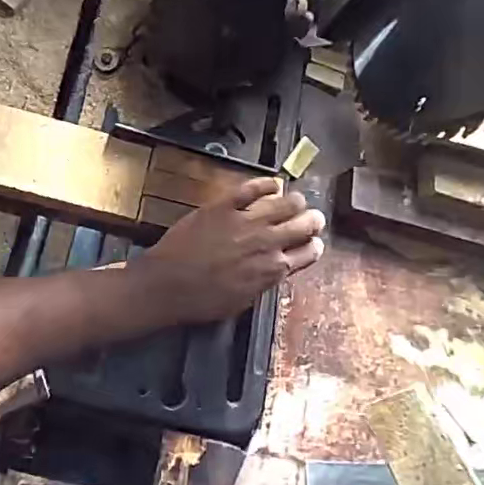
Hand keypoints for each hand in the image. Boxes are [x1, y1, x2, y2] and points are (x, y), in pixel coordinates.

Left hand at [129, 176, 324, 325]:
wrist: (168, 284)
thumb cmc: (203, 301)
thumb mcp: (243, 300)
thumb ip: (264, 281)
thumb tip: (274, 268)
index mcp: (273, 269)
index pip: (308, 253)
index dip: (314, 246)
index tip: (315, 242)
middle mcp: (267, 242)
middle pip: (304, 224)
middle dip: (312, 220)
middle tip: (313, 218)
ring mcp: (246, 220)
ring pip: (285, 202)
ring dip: (296, 202)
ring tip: (296, 201)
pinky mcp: (225, 205)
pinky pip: (252, 188)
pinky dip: (267, 183)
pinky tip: (274, 183)